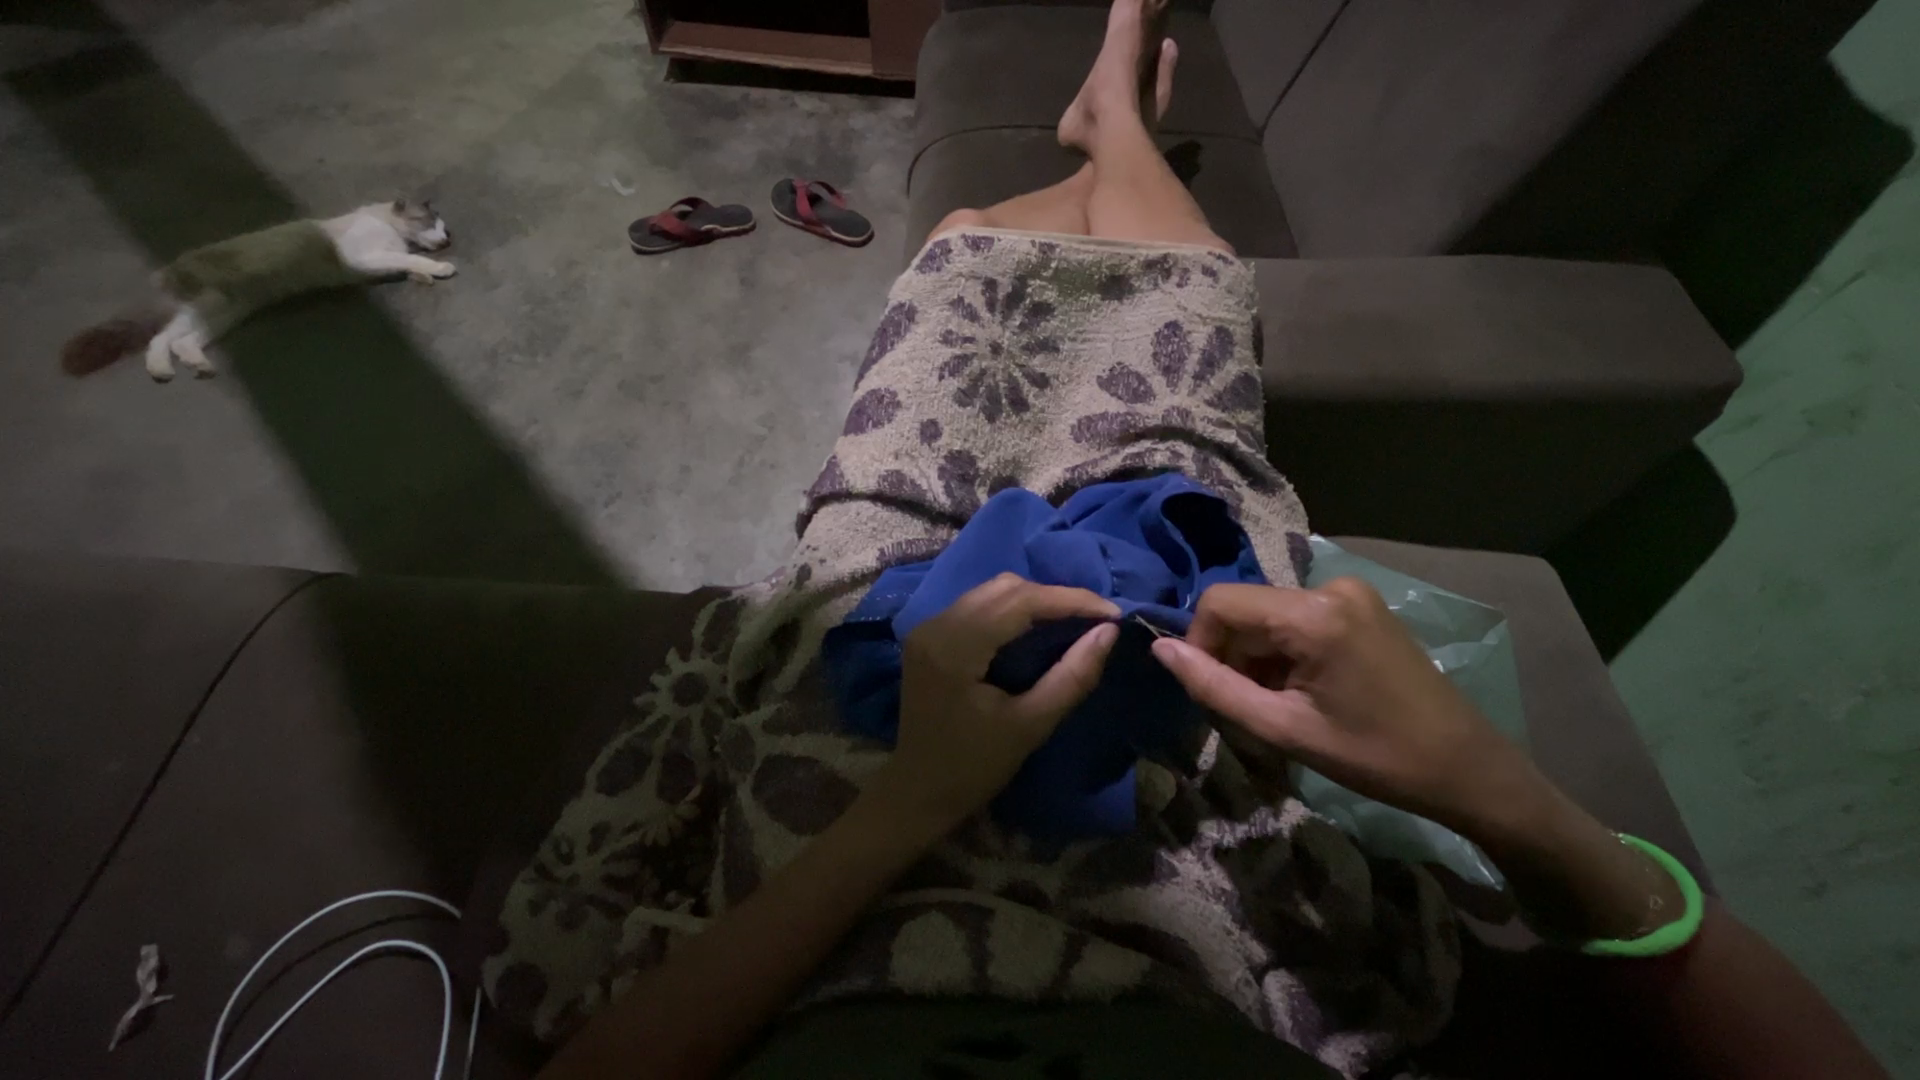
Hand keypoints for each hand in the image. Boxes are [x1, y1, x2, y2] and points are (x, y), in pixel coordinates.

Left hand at [872, 573, 1120, 831]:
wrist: (919, 792)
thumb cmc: (974, 767)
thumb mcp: (1031, 725)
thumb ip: (1072, 676)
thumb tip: (1109, 633)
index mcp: (955, 647)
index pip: (1020, 601)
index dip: (1070, 599)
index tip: (1113, 612)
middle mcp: (935, 625)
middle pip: (1004, 588)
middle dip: (1054, 597)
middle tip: (1095, 620)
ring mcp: (927, 628)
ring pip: (990, 592)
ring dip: (1033, 600)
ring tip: (1073, 621)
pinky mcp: (928, 636)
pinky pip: (976, 605)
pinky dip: (1011, 610)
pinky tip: (1037, 628)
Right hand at [1150, 579, 1547, 837]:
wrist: (1465, 768)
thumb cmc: (1374, 757)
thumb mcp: (1283, 729)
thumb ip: (1213, 686)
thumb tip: (1159, 650)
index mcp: (1313, 614)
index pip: (1220, 602)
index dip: (1200, 643)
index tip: (1212, 690)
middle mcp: (1330, 587)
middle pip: (1245, 609)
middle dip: (1233, 656)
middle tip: (1250, 709)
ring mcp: (1350, 594)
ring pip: (1268, 617)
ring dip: (1258, 659)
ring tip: (1282, 707)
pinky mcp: (1360, 607)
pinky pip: (1296, 620)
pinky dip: (1284, 654)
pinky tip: (1304, 692)